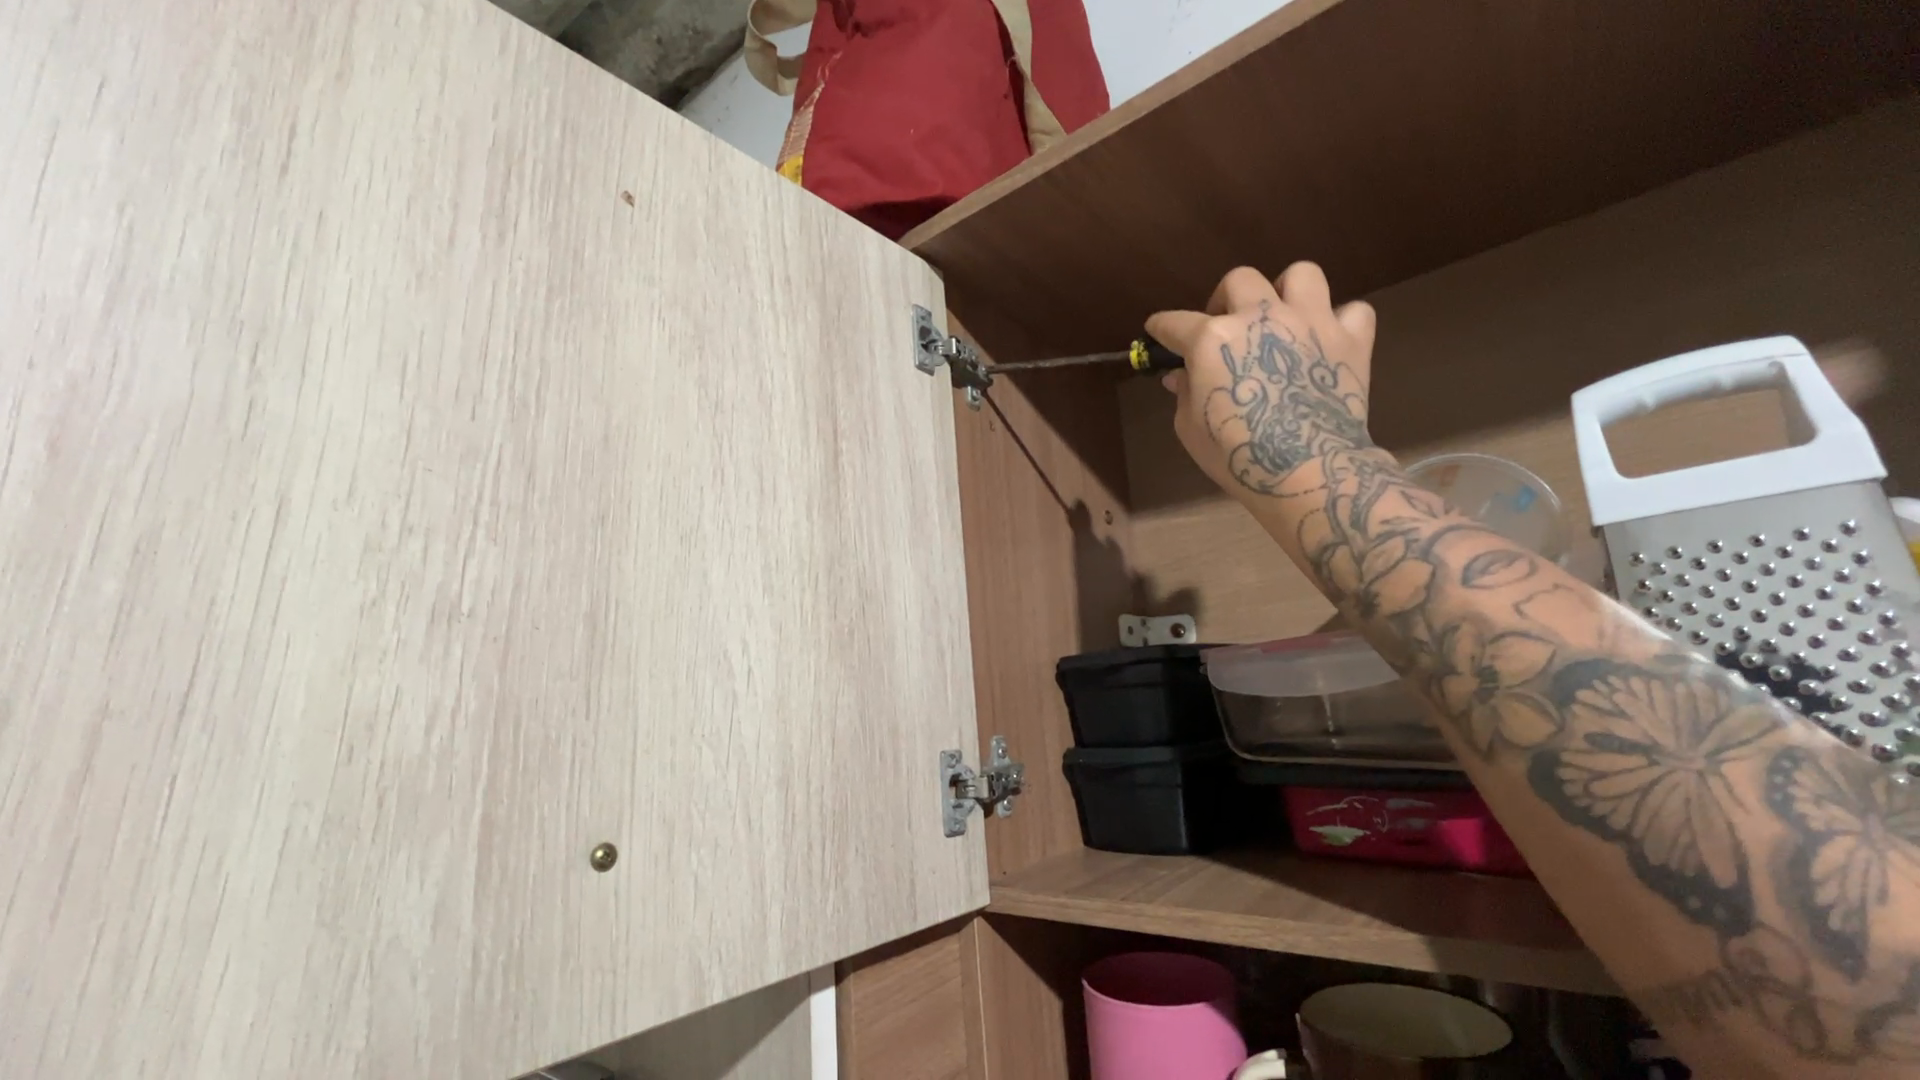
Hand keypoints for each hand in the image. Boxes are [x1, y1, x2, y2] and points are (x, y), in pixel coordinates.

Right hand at [1145, 263, 1377, 504]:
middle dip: (1225, 299)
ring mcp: (1311, 322)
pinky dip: (1342, 321)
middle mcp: (1260, 317)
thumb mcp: (1191, 429)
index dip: (1162, 327)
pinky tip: (1329, 342)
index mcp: (1213, 339)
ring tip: (1281, 316)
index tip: (1158, 330)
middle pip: (1239, 280)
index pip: (1176, 322)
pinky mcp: (1352, 339)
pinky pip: (1354, 311)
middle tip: (1225, 326)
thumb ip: (1185, 393)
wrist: (1309, 472)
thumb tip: (1182, 375)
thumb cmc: (1237, 455)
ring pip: (1301, 275)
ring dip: (1287, 291)